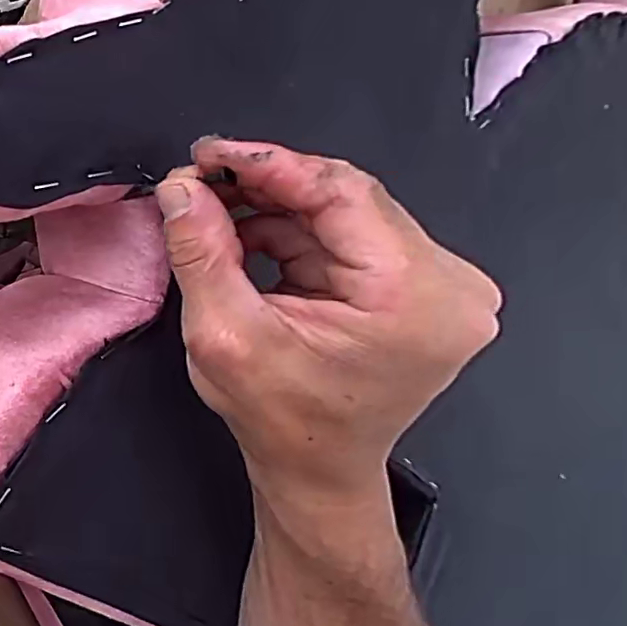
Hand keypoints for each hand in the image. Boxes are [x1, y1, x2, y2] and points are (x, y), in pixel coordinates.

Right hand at [157, 139, 500, 508]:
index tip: (209, 153)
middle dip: (265, 182)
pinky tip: (244, 231)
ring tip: (212, 206)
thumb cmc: (281, 422)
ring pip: (339, 207)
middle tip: (202, 177)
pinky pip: (342, 229)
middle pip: (343, 195)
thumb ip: (200, 251)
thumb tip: (181, 187)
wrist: (318, 472)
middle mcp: (446, 282)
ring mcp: (436, 280)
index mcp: (414, 297)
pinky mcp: (412, 280)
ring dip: (272, 202)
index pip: (341, 193)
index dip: (268, 163)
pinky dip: (290, 224)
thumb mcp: (224, 336)